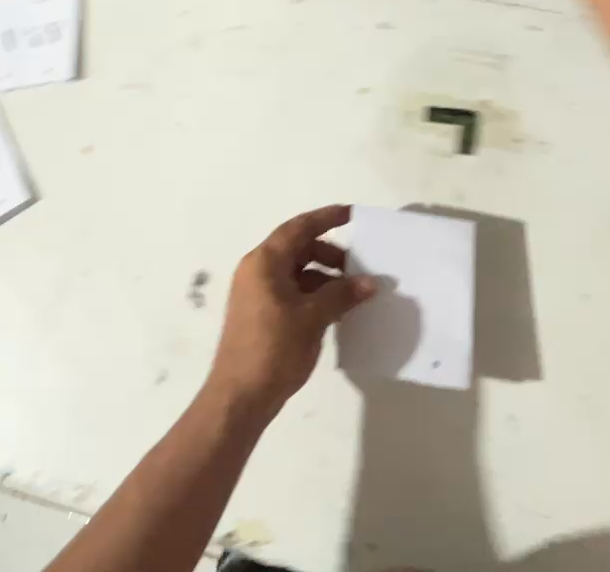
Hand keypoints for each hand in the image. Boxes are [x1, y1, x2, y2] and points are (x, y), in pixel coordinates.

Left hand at [206, 205, 376, 417]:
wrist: (239, 395)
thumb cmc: (273, 348)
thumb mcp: (312, 318)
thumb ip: (341, 295)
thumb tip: (369, 283)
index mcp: (264, 262)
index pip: (299, 228)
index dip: (326, 218)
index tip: (352, 213)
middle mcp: (257, 270)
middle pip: (298, 248)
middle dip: (330, 253)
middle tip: (358, 267)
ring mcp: (257, 292)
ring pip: (296, 271)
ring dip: (324, 276)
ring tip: (351, 293)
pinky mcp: (261, 313)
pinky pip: (292, 290)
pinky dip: (314, 293)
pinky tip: (335, 310)